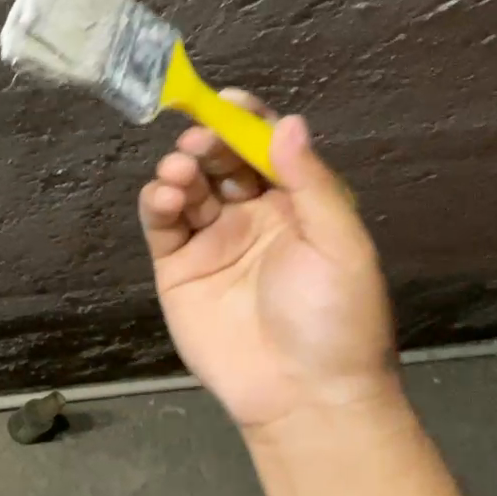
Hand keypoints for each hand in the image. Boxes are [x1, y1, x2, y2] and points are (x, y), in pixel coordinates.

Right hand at [137, 92, 398, 432]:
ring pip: (186, 185)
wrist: (301, 395)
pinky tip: (164, 198)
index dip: (247, 122)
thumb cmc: (334, 318)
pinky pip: (160, 222)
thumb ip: (310, 183)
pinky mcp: (176, 263)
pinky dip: (157, 202)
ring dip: (179, 169)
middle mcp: (250, 215)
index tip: (226, 100)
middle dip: (207, 142)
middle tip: (198, 140)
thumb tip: (288, 121)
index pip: (267, 151)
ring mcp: (210, 238)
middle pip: (220, 161)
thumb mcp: (339, 247)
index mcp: (296, 207)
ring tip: (179, 172)